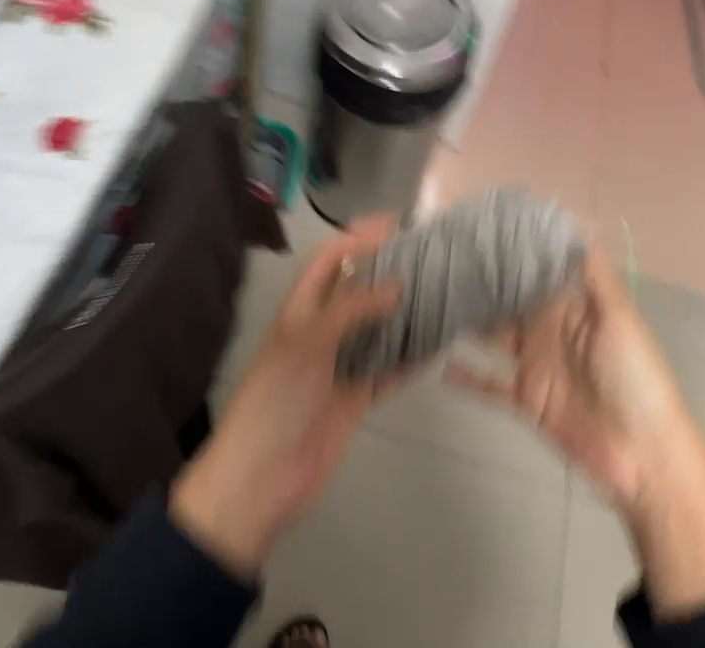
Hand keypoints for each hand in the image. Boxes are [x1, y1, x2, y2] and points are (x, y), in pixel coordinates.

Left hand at [171, 218, 402, 578]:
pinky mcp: (355, 399)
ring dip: (404, 313)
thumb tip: (396, 283)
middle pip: (357, 292)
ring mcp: (340, 367)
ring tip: (443, 293)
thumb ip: (350, 310)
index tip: (395, 225)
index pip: (329, 262)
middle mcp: (321, 333)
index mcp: (300, 313)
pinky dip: (410, 359)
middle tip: (431, 257)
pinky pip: (387, 371)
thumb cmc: (276, 401)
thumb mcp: (307, 344)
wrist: (261, 478)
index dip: (357, 239)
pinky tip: (438, 344)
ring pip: (377, 330)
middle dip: (387, 273)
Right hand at [447, 250, 704, 613]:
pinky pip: (490, 386)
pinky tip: (442, 365)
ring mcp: (537, 366)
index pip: (538, 273)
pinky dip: (468, 378)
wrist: (643, 451)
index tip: (481, 229)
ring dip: (470, 323)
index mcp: (574, 308)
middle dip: (483, 284)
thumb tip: (576, 226)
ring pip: (495, 337)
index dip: (514, 254)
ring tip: (434, 301)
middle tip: (443, 261)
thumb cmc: (635, 377)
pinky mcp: (527, 399)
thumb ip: (594, 277)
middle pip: (511, 302)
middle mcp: (551, 331)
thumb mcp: (620, 320)